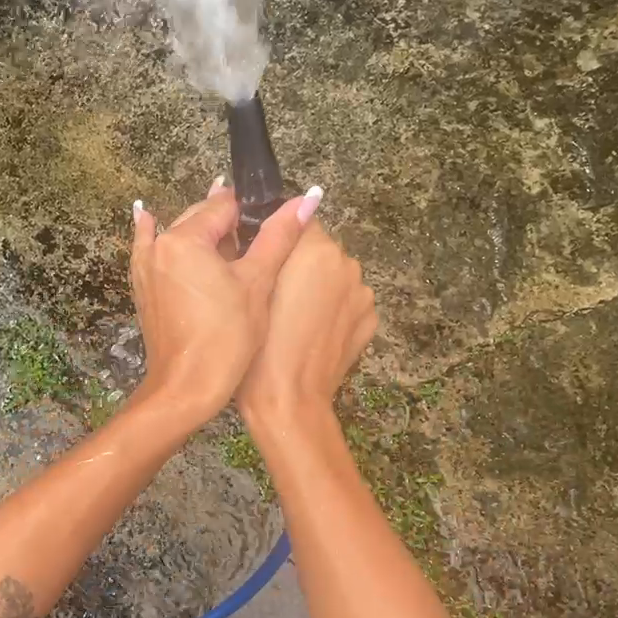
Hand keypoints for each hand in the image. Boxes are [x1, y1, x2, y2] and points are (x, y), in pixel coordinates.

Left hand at [129, 179, 320, 428]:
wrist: (187, 384)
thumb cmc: (227, 336)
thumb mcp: (258, 282)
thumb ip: (279, 236)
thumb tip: (308, 197)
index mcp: (183, 239)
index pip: (224, 206)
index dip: (253, 211)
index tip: (274, 221)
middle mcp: (157, 246)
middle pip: (199, 218)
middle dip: (228, 224)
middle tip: (260, 241)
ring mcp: (144, 267)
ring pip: (179, 235)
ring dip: (202, 233)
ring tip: (231, 244)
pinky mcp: (143, 288)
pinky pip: (150, 250)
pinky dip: (152, 234)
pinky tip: (148, 217)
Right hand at [237, 220, 377, 429]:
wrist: (288, 402)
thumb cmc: (257, 347)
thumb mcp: (250, 291)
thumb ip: (269, 247)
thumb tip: (284, 214)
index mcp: (316, 252)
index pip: (296, 222)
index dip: (273, 240)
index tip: (256, 263)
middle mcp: (347, 265)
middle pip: (315, 250)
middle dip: (294, 266)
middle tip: (266, 297)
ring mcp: (362, 296)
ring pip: (329, 278)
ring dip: (310, 289)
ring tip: (285, 320)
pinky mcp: (368, 322)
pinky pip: (342, 304)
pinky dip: (325, 313)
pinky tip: (305, 335)